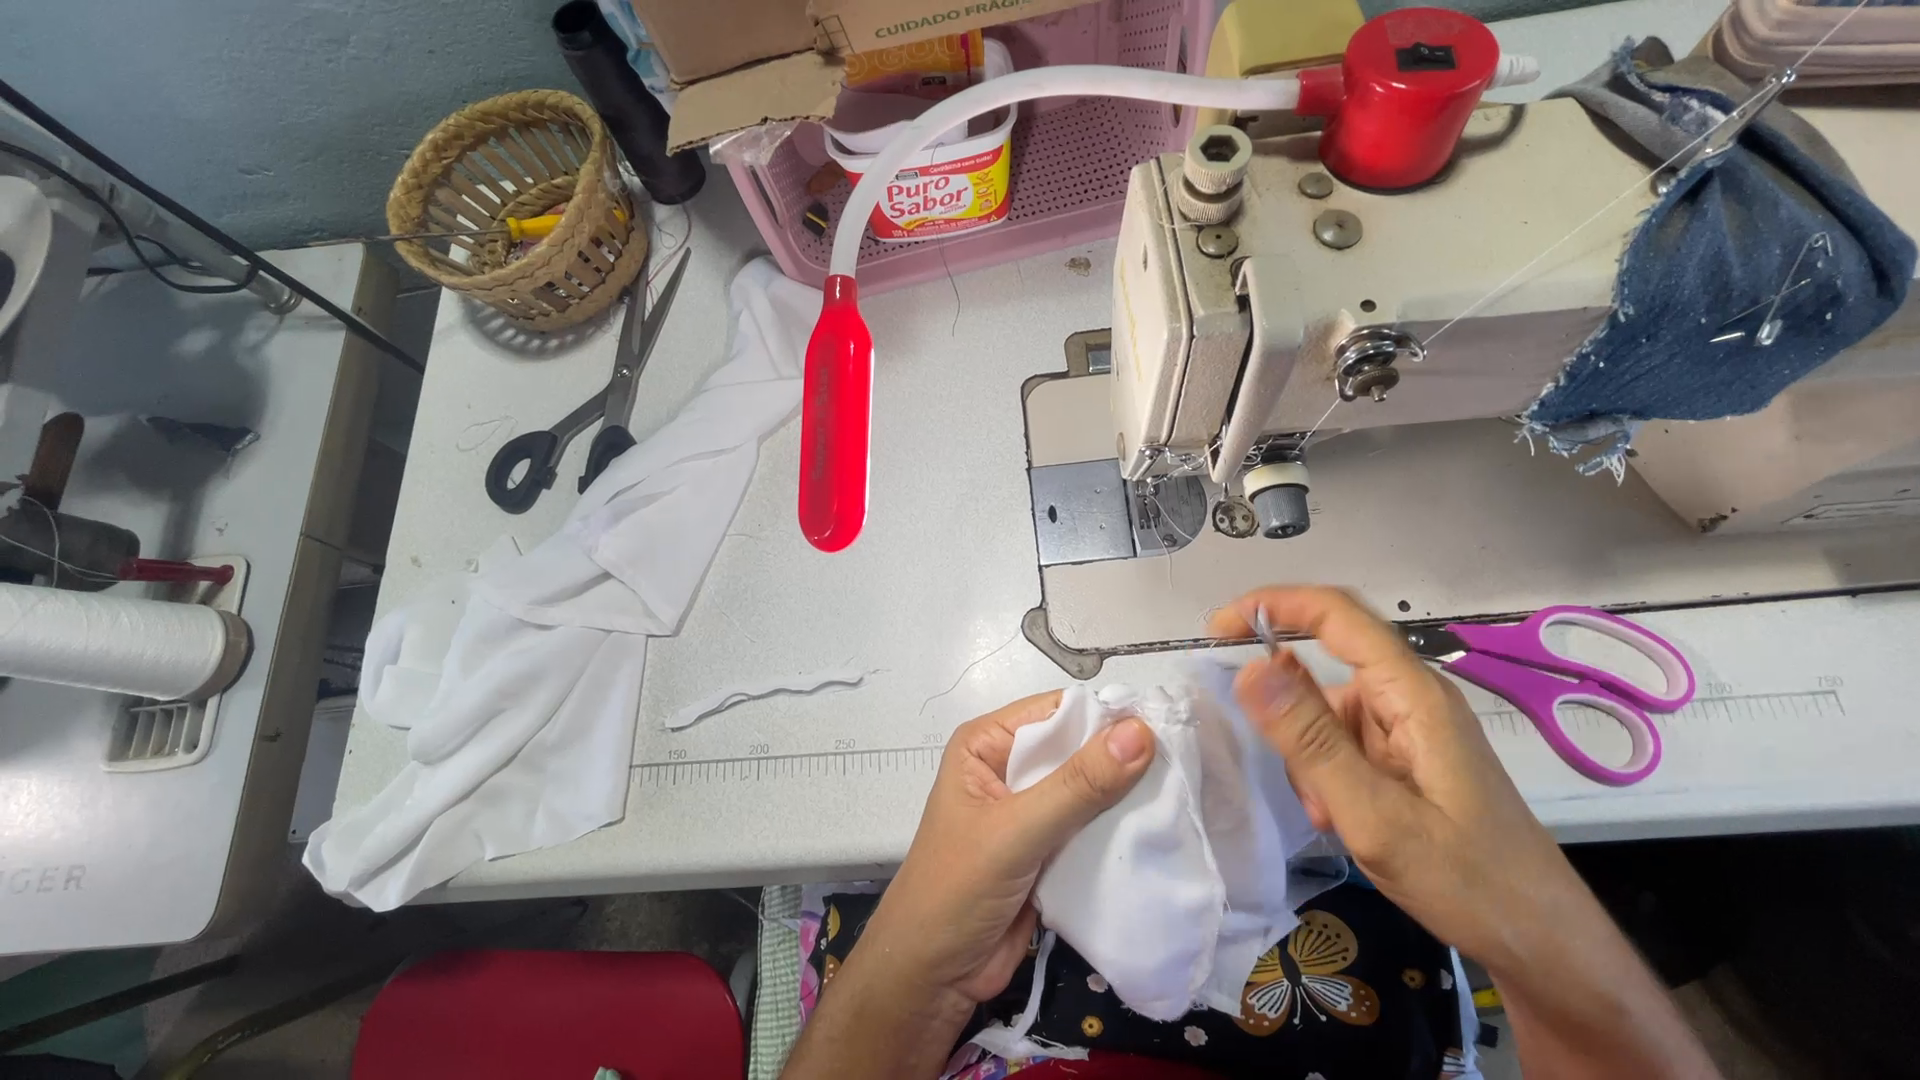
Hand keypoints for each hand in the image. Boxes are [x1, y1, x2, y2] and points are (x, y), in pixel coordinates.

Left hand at [782, 691, 1154, 1079]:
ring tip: (1180, 794)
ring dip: (1126, 796)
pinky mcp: (1048, 849)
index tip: (1165, 727)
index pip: (1056, 711)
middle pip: (1077, 748)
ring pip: (1089, 789)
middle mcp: (1009, 767)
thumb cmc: (957, 890)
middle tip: (1184, 763)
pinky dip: (1119, 829)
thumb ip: (1078, 785)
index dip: (1107, 717)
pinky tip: (1157, 828)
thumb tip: (1140, 731)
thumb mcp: (1016, 831)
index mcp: (987, 744)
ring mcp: (1029, 810)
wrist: (934, 976)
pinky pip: (1092, 826)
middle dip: (1123, 757)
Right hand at [1210, 587, 1722, 1079]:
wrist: (1541, 942)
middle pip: (1326, 669)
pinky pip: (1345, 743)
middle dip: (1292, 716)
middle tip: (1295, 777)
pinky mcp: (1408, 757)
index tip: (1217, 630)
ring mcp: (1411, 729)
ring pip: (1329, 713)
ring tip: (1328, 814)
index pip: (1336, 615)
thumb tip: (1250, 668)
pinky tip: (1342, 818)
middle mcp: (1411, 698)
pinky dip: (1326, 774)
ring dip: (1310, 756)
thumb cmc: (1466, 878)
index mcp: (1412, 694)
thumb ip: (1309, 740)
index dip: (1273, 605)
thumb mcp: (1373, 814)